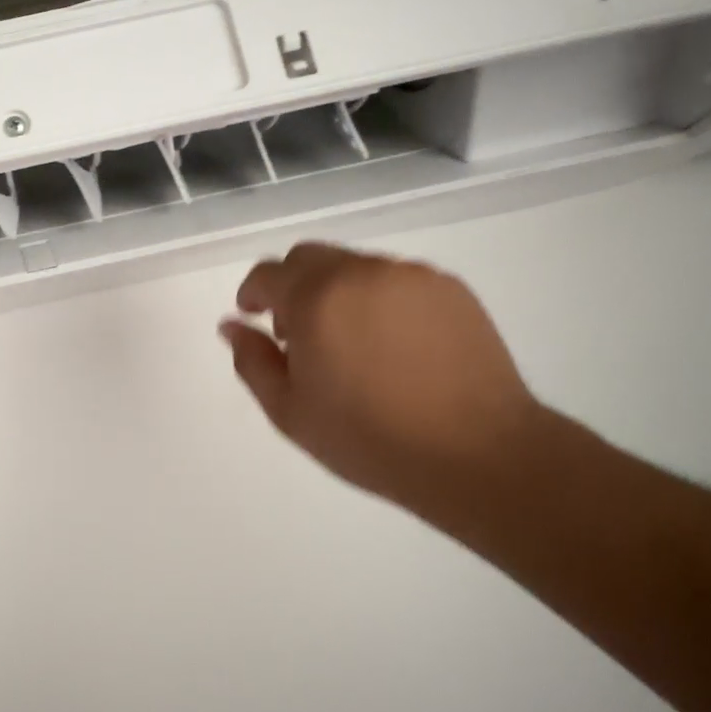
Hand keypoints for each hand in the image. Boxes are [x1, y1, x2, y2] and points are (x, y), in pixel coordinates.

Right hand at [221, 244, 545, 506]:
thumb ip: (253, 361)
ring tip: (354, 345)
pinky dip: (381, 301)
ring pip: (356, 267)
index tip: (255, 319)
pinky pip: (398, 281)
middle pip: (310, 259)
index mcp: (315, 298)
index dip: (253, 294)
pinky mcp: (451, 288)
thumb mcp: (290, 411)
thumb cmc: (369, 438)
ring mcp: (411, 276)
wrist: (477, 452)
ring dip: (339, 293)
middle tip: (300, 335)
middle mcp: (361, 272)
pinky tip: (396, 347)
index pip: (267, 273)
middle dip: (293, 287)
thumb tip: (233, 325)